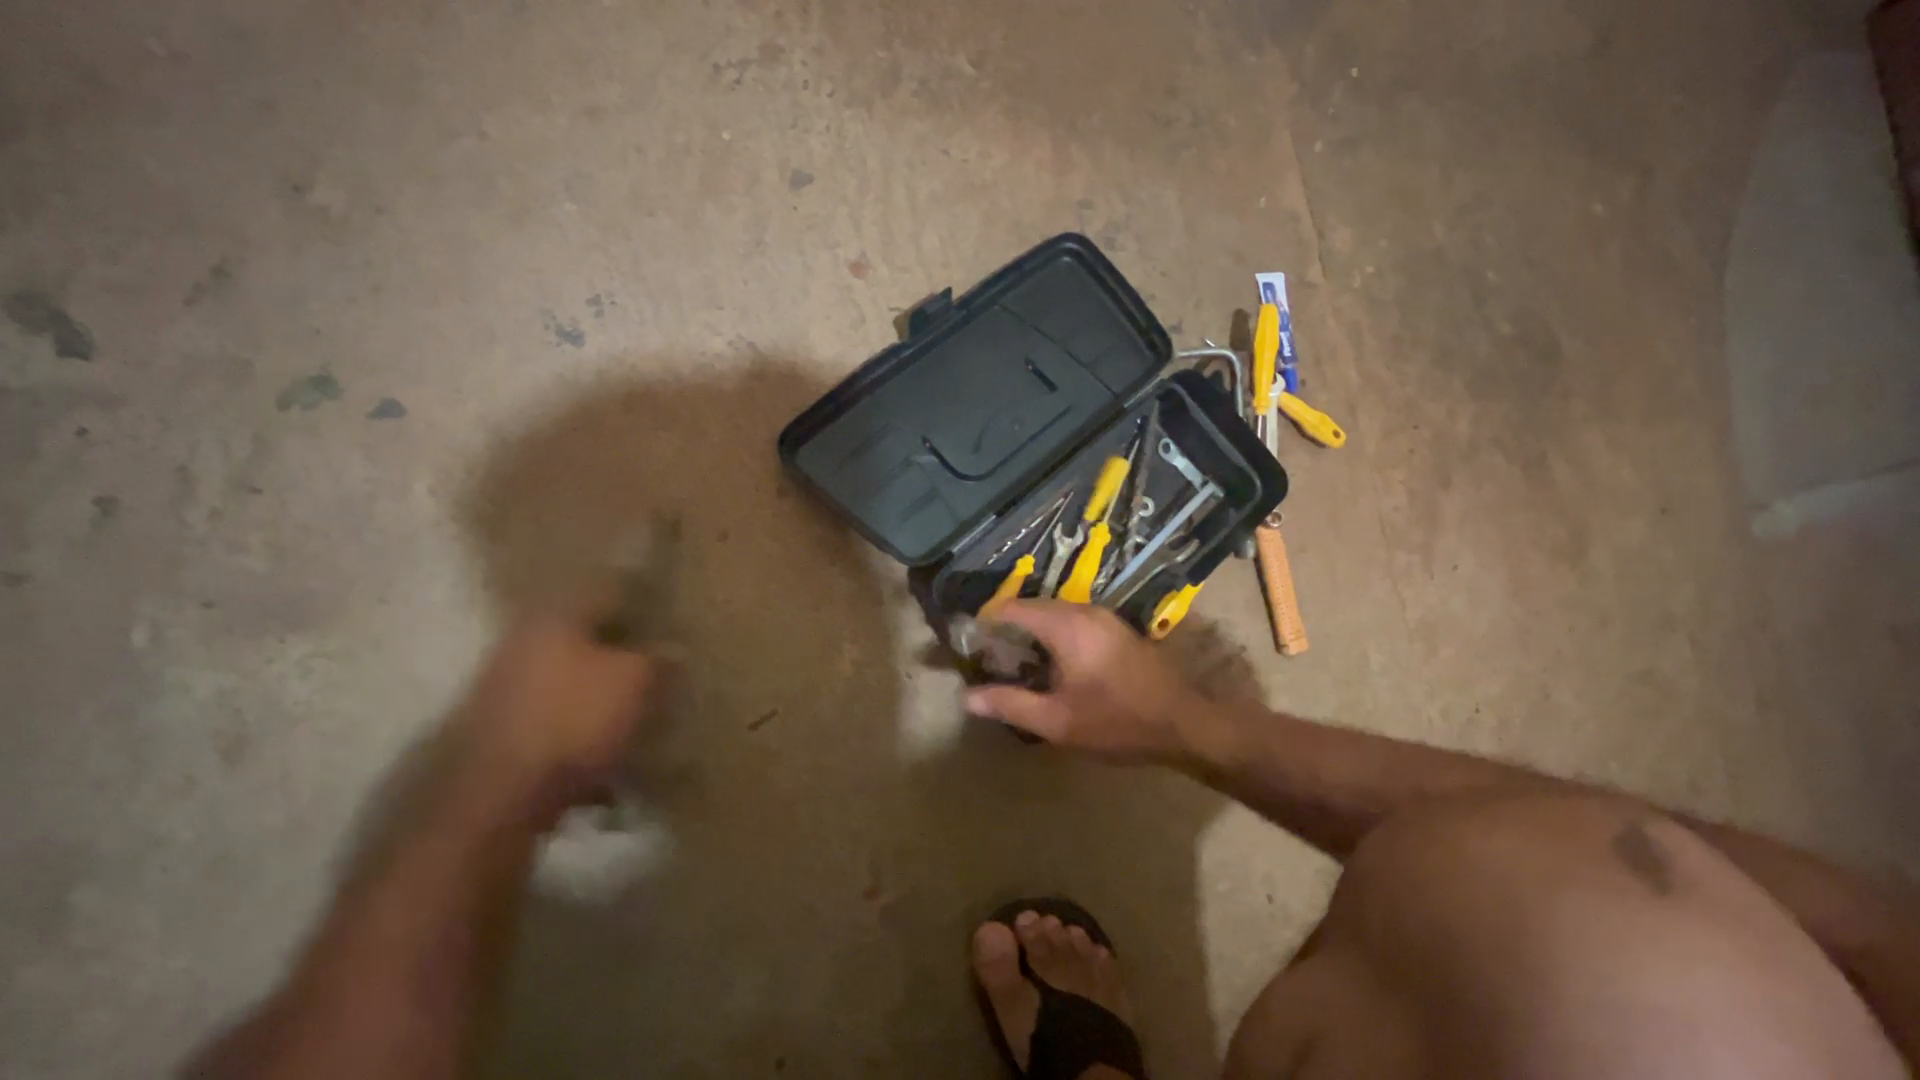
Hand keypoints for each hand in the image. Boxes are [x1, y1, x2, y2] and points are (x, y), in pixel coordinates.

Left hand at [454, 608, 668, 789]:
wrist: (504, 793)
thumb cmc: (575, 717)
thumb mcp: (635, 681)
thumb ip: (658, 660)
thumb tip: (673, 650)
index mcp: (554, 619)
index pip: (604, 594)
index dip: (640, 604)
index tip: (668, 617)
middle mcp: (524, 647)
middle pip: (585, 643)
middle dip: (622, 656)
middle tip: (661, 669)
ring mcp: (508, 694)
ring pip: (572, 688)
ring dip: (603, 701)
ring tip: (643, 719)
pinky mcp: (508, 738)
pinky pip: (561, 730)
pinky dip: (588, 743)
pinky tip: (617, 765)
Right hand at [964, 601, 1212, 765]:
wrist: (1185, 725)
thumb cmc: (1117, 723)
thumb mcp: (1057, 722)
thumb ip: (1010, 705)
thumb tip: (968, 697)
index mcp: (1067, 626)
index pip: (1013, 608)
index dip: (986, 622)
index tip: (969, 643)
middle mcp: (1086, 611)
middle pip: (1034, 607)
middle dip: (1008, 627)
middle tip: (988, 657)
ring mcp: (1106, 618)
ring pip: (1056, 614)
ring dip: (1033, 631)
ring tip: (1014, 662)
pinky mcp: (1119, 630)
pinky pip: (1075, 622)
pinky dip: (1055, 635)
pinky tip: (1051, 665)